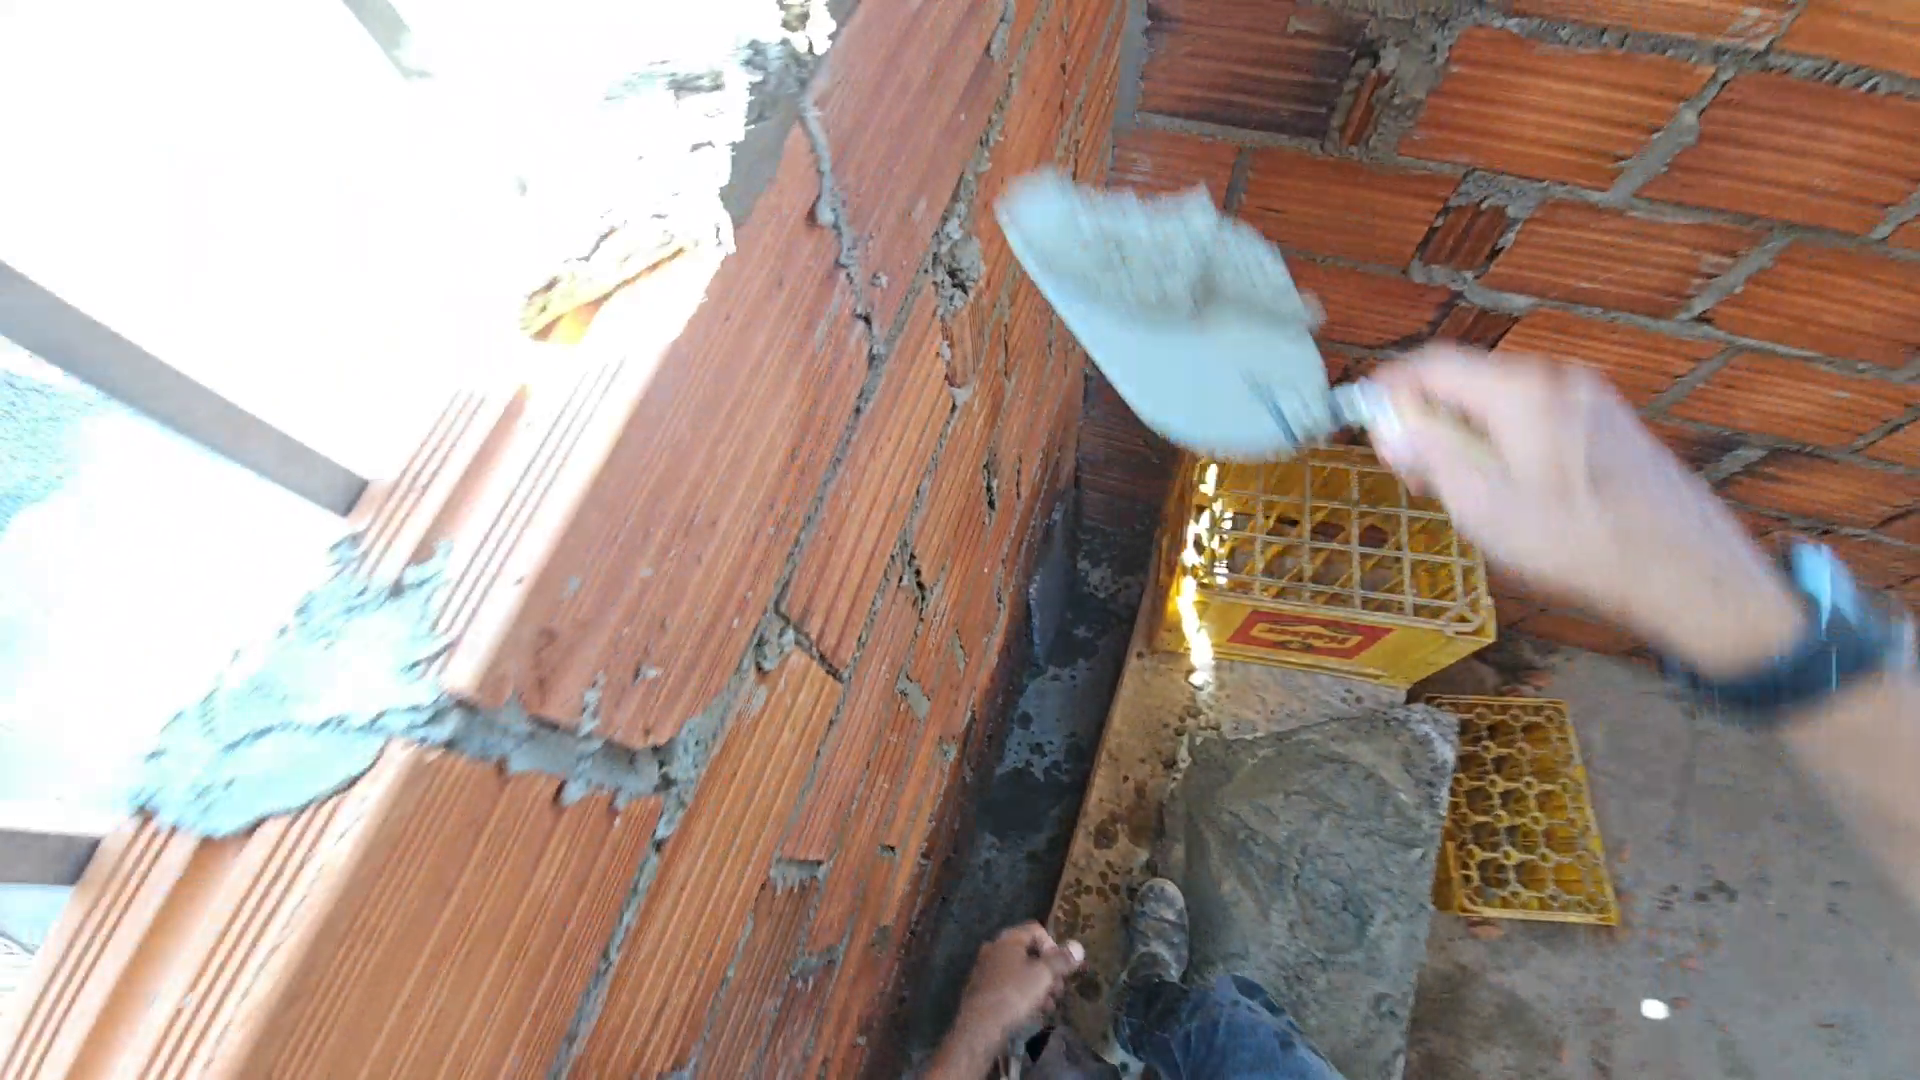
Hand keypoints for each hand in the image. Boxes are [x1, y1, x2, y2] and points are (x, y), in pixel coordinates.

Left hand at [953, 923, 1083, 1042]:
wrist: (979, 1026)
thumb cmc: (1014, 994)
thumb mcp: (1043, 976)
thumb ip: (1061, 961)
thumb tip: (1078, 946)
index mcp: (1008, 939)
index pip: (1036, 930)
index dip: (1053, 946)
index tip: (1062, 968)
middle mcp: (995, 948)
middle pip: (1028, 951)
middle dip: (1048, 970)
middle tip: (1059, 990)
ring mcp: (986, 968)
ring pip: (1019, 971)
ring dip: (1037, 985)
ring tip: (1049, 1006)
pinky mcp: (982, 989)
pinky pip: (1008, 985)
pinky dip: (1023, 994)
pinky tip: (1032, 1012)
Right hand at [1368, 344, 1804, 675]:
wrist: (1692, 577)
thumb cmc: (1575, 543)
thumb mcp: (1481, 505)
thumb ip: (1428, 455)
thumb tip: (1387, 427)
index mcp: (1521, 392)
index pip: (1433, 364)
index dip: (1388, 386)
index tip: (1360, 416)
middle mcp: (1557, 380)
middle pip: (1465, 379)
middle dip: (1423, 416)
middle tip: (1405, 468)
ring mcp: (1588, 399)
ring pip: (1495, 400)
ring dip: (1457, 431)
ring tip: (1447, 485)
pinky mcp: (1605, 424)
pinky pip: (1528, 415)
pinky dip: (1494, 438)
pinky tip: (1497, 484)